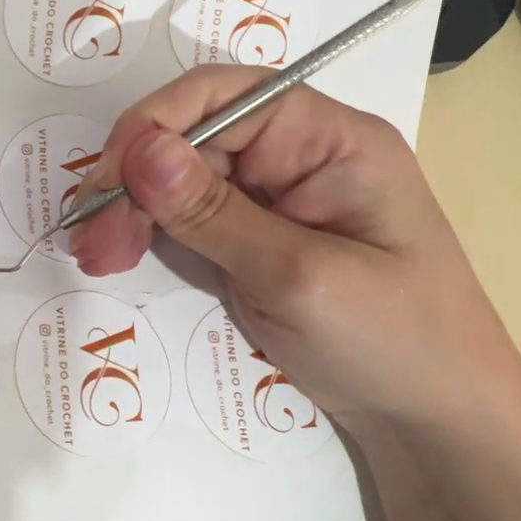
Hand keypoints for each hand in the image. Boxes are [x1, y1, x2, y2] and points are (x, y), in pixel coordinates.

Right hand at [68, 65, 520, 436]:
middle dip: (129, 179)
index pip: (221, 95)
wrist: (431, 425)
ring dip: (124, 208)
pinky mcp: (240, 235)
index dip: (155, 122)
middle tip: (90, 236)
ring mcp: (264, 197)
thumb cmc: (395, 344)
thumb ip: (212, 211)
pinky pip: (175, 214)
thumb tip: (138, 149)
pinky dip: (138, 231)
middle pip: (184, 135)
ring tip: (94, 254)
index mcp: (327, 140)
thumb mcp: (298, 275)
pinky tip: (113, 255)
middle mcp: (291, 154)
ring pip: (169, 175)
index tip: (110, 178)